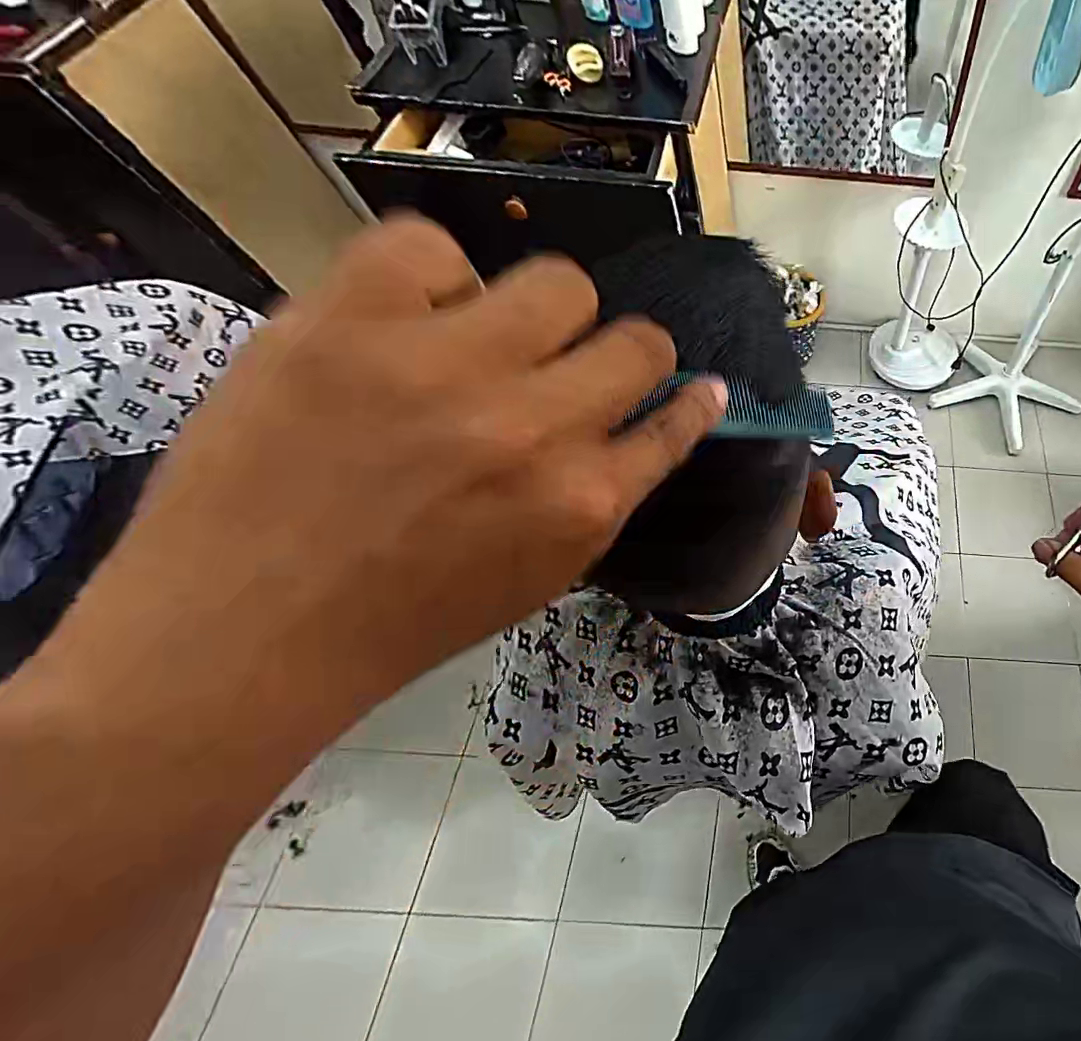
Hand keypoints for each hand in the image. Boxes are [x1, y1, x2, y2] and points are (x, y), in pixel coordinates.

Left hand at [51, 218, 724, 721]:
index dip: (693, 400)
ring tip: (502, 337)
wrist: (251, 628)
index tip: (702, 386)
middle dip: (631, 353)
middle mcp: (535, 428)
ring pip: (559, 282)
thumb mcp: (553, 566)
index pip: (676, 422)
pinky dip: (440, 277)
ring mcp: (442, 369)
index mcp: (588, 498)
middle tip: (587, 366)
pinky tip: (420, 316)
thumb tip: (650, 423)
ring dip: (550, 312)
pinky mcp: (345, 324)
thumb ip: (609, 491)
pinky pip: (431, 246)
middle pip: (639, 342)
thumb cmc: (423, 610)